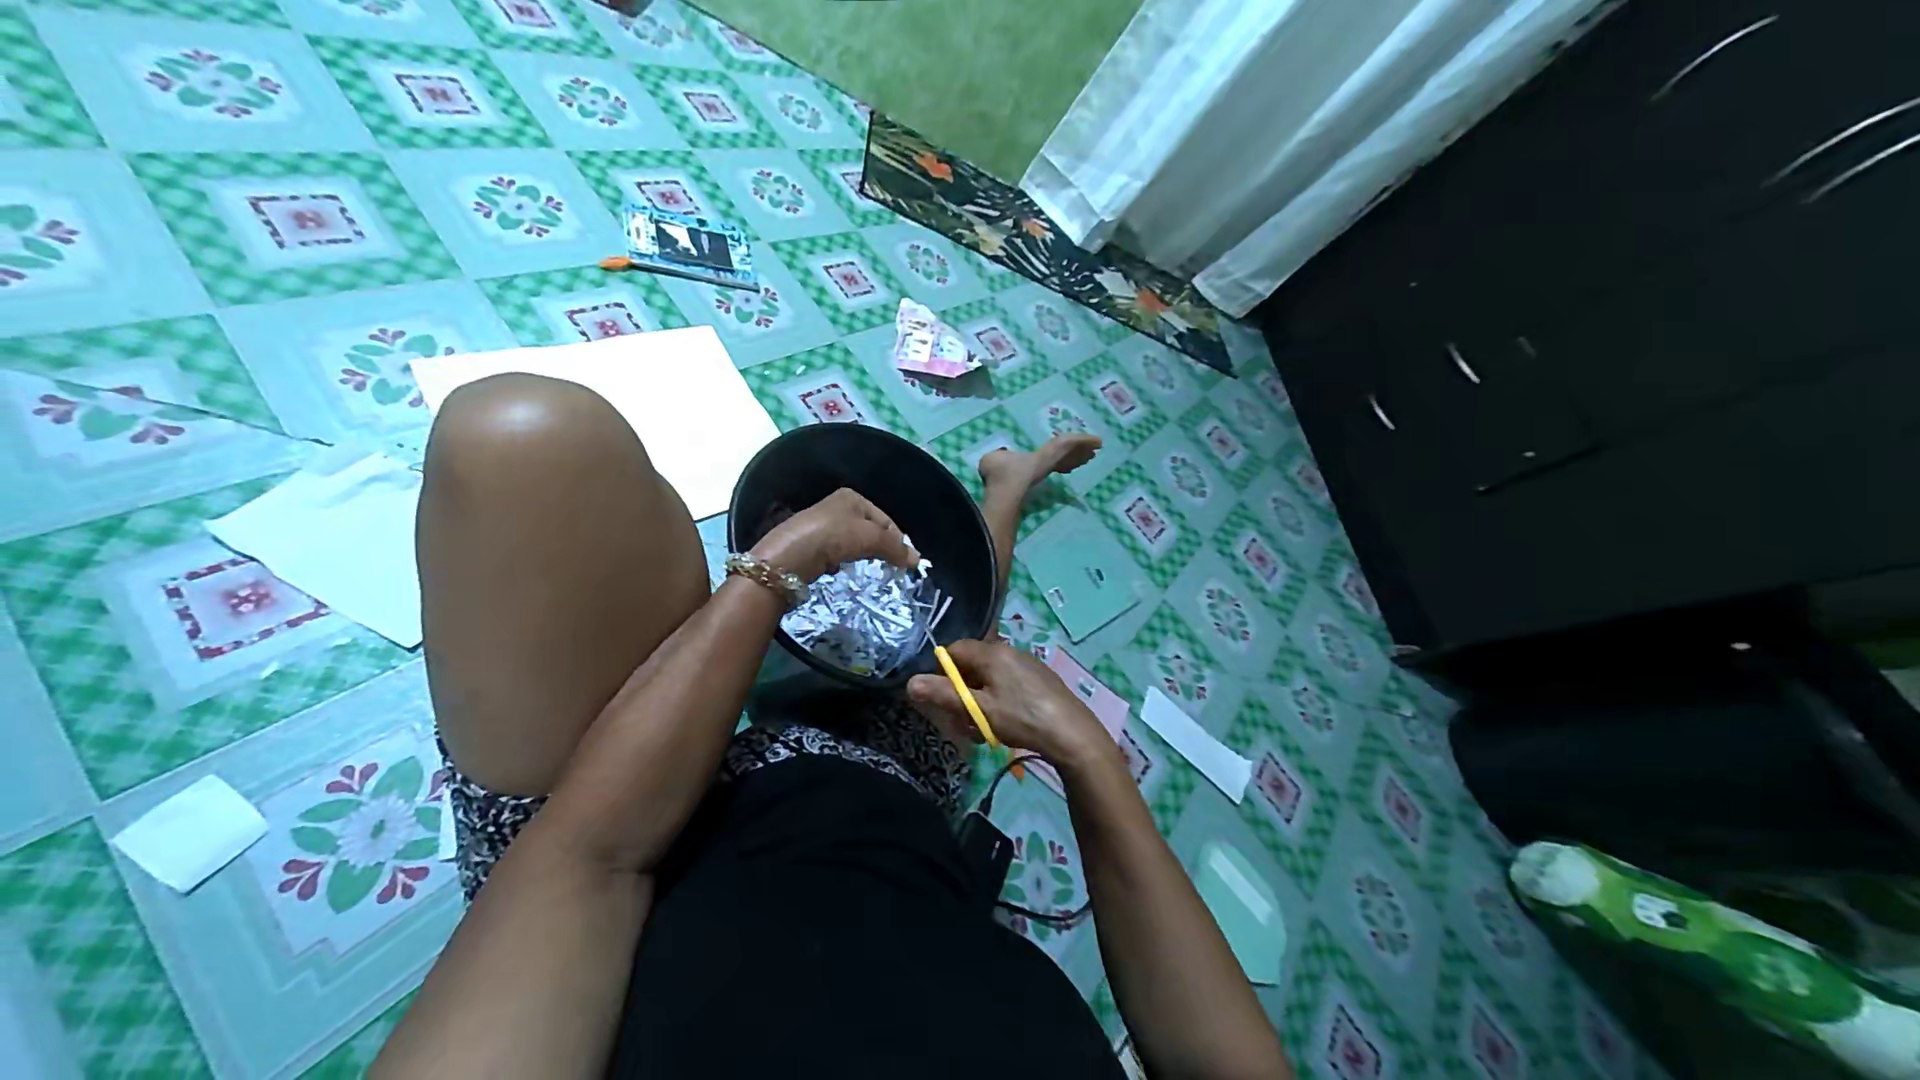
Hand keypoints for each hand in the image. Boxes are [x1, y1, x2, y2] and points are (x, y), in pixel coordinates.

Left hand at [749, 488, 917, 582]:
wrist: (788, 556)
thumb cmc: (833, 537)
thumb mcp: (870, 538)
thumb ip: (896, 548)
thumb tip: (918, 560)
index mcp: (853, 497)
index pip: (886, 520)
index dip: (898, 541)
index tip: (906, 563)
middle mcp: (838, 507)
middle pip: (870, 531)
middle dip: (881, 549)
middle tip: (890, 569)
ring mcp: (823, 526)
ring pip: (854, 544)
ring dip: (862, 557)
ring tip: (866, 570)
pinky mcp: (812, 545)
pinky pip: (837, 554)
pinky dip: (842, 562)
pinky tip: (840, 570)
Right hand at [906, 639, 1114, 769]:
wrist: (1072, 733)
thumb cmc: (1022, 717)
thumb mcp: (979, 709)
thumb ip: (944, 695)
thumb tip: (911, 683)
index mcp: (993, 652)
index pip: (954, 649)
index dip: (941, 671)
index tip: (940, 696)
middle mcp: (1009, 651)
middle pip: (972, 665)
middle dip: (962, 692)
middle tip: (961, 720)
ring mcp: (1027, 665)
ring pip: (990, 678)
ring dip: (979, 702)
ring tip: (982, 730)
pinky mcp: (1039, 680)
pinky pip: (1008, 684)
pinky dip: (998, 702)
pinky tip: (1004, 725)